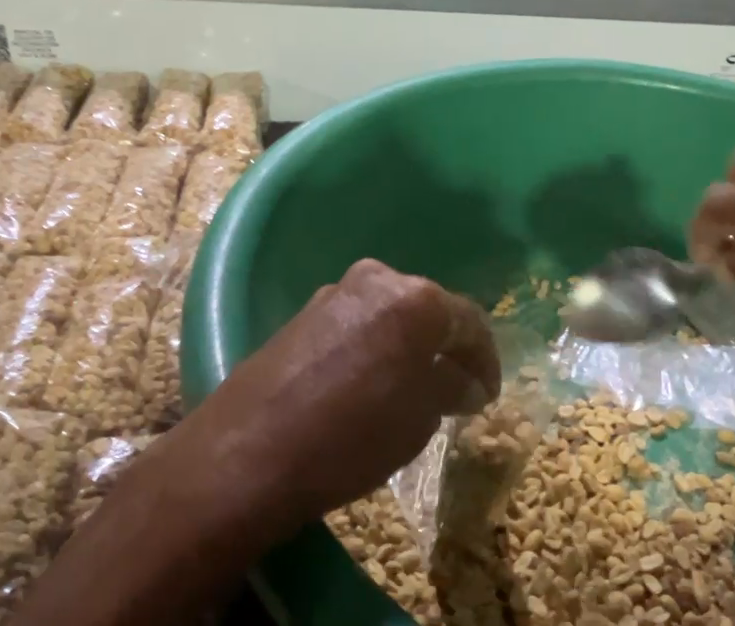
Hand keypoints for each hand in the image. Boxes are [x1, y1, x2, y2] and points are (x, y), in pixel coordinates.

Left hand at [174, 258, 500, 522]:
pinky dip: (374, 347)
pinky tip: (371, 384)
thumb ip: (451, 386)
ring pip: (390, 316)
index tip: (488, 395)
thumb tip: (465, 380)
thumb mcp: (420, 419)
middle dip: (445, 349)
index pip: (469, 322)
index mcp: (417, 299)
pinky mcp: (303, 312)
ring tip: (412, 390)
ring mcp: (335, 292)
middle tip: (456, 390)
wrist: (247, 453)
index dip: (485, 361)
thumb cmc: (351, 438)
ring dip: (407, 347)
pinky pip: (357, 324)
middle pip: (428, 310)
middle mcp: (378, 280)